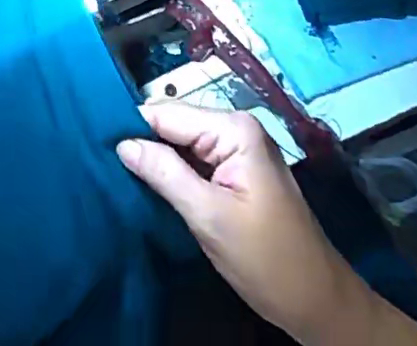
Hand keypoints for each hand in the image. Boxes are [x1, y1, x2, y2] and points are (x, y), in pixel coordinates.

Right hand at [116, 104, 416, 345]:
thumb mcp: (209, 217)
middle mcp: (235, 128)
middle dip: (143, 141)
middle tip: (104, 160)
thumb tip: (122, 144)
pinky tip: (148, 182)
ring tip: (118, 170)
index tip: (97, 142)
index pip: (169, 114)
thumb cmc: (267, 260)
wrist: (319, 303)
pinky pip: (193, 158)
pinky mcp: (234, 170)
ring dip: (155, 157)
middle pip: (174, 124)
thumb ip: (164, 174)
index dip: (133, 127)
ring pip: (180, 142)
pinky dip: (172, 170)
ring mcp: (236, 148)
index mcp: (234, 129)